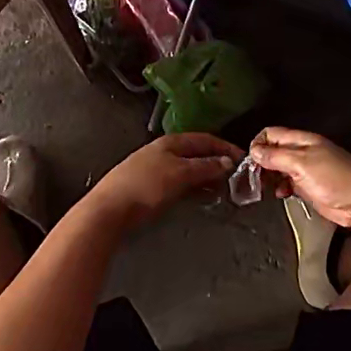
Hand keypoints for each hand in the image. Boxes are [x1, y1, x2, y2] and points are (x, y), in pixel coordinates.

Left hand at [81, 133, 243, 229]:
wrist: (107, 211)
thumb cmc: (146, 187)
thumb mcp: (181, 174)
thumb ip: (206, 167)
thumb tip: (228, 161)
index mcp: (170, 142)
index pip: (205, 139)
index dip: (225, 147)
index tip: (243, 159)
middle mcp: (161, 150)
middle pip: (196, 153)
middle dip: (216, 162)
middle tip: (234, 176)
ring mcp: (152, 168)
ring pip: (187, 168)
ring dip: (205, 176)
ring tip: (220, 188)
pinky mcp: (146, 186)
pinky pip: (178, 181)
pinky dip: (192, 186)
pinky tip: (197, 197)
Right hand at [249, 127, 350, 230]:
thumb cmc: (335, 179)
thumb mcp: (302, 164)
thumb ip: (277, 156)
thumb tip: (255, 150)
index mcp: (304, 140)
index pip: (273, 133)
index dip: (259, 144)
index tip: (251, 160)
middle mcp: (304, 152)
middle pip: (275, 151)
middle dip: (262, 162)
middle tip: (254, 177)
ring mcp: (307, 169)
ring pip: (280, 168)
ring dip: (270, 177)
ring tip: (265, 187)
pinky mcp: (310, 186)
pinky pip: (288, 183)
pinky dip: (281, 187)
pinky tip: (281, 194)